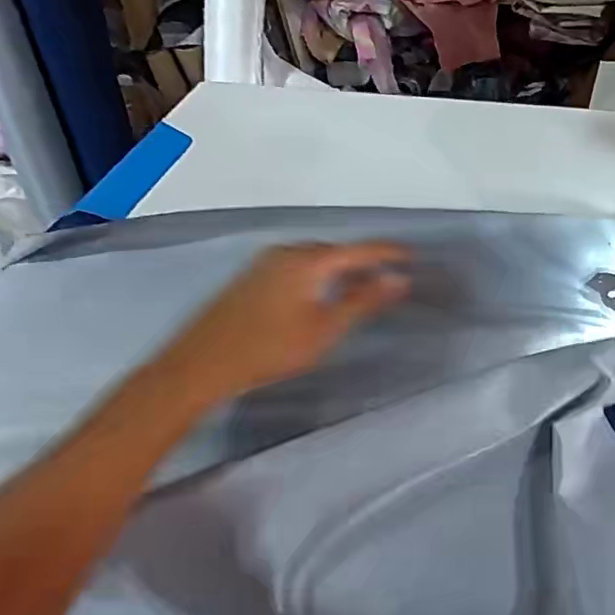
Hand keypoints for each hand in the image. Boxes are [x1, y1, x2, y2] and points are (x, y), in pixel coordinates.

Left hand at [167, 242, 410, 400]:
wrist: (203, 364)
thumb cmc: (269, 348)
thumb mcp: (326, 328)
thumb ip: (363, 300)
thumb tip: (398, 280)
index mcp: (309, 260)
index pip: (360, 250)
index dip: (388, 254)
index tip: (411, 257)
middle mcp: (286, 253)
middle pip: (336, 251)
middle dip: (362, 262)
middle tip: (386, 279)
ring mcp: (264, 263)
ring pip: (314, 259)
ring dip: (338, 269)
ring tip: (357, 288)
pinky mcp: (251, 277)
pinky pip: (295, 266)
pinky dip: (316, 275)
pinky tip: (318, 295)